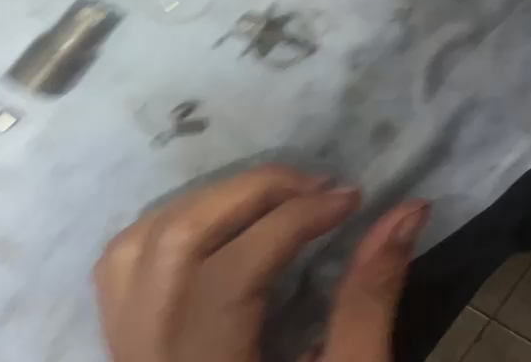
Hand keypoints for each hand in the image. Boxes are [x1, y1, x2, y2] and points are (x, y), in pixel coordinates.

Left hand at [94, 166, 428, 361]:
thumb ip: (370, 299)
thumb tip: (409, 209)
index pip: (231, 271)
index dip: (295, 217)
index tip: (354, 198)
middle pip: (173, 244)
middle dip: (253, 192)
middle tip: (318, 186)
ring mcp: (122, 358)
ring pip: (133, 250)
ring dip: (210, 203)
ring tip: (277, 199)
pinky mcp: (124, 352)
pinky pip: (121, 270)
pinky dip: (176, 227)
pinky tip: (233, 226)